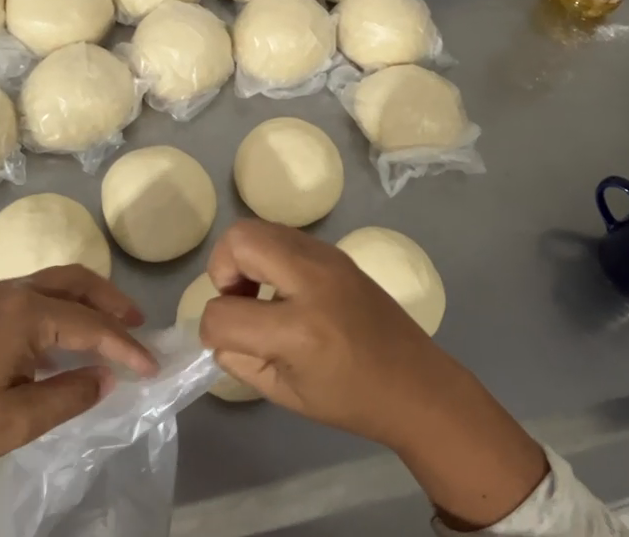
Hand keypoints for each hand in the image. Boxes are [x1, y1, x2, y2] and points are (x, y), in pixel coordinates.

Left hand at [0, 265, 157, 485]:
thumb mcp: (17, 421)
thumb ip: (69, 396)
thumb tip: (106, 377)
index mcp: (25, 313)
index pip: (90, 325)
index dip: (125, 347)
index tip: (152, 367)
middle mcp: (10, 292)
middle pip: (75, 282)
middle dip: (111, 301)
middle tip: (139, 324)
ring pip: (51, 283)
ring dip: (85, 300)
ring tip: (109, 327)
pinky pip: (30, 295)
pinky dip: (58, 307)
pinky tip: (60, 341)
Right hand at [198, 221, 548, 530]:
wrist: (417, 384)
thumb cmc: (352, 401)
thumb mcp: (284, 394)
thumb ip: (240, 360)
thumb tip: (220, 331)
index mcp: (299, 329)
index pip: (222, 313)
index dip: (211, 330)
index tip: (225, 343)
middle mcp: (312, 280)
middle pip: (240, 239)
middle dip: (223, 268)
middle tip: (238, 300)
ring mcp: (327, 258)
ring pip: (260, 228)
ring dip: (246, 259)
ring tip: (260, 296)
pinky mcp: (336, 252)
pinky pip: (285, 236)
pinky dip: (270, 257)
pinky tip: (285, 293)